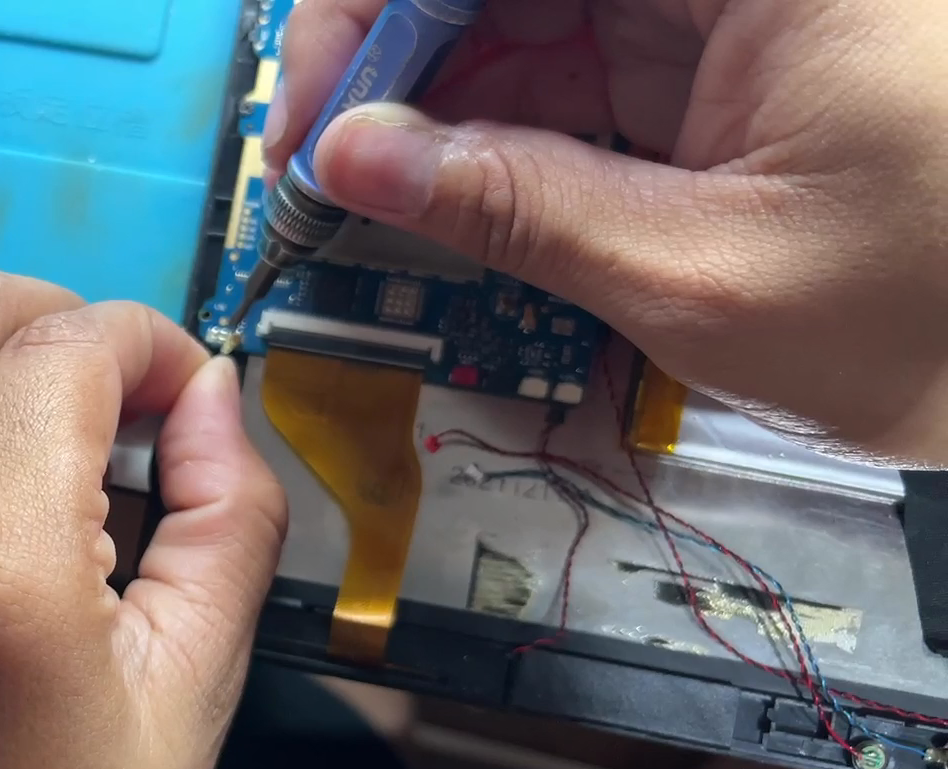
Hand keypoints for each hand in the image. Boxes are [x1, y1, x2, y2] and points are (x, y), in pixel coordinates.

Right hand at [267, 0, 947, 464]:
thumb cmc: (930, 314)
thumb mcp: (691, 269)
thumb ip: (510, 206)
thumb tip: (340, 156)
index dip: (369, 8)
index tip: (307, 121)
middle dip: (378, 52)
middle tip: (310, 163)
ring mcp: (704, 5)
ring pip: (499, 15)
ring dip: (408, 97)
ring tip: (347, 185)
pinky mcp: (687, 56)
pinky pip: (536, 67)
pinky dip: (461, 127)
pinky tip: (415, 180)